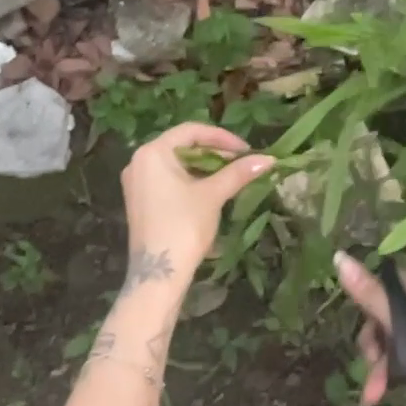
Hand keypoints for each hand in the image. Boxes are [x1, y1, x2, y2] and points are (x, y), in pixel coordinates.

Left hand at [120, 123, 273, 287]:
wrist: (159, 274)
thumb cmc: (183, 226)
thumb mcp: (213, 195)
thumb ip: (238, 173)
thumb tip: (269, 159)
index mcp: (152, 152)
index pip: (191, 131)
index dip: (221, 137)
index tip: (245, 150)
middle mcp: (139, 162)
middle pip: (183, 146)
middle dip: (214, 152)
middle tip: (240, 163)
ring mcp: (137, 183)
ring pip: (176, 164)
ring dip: (204, 167)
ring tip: (230, 176)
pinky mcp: (141, 201)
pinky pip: (168, 180)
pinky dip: (190, 181)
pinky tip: (211, 191)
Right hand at [335, 253, 405, 405]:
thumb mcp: (405, 322)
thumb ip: (370, 293)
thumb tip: (338, 255)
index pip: (384, 284)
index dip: (367, 309)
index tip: (364, 337)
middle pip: (388, 314)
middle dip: (374, 344)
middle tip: (369, 365)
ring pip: (398, 339)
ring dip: (383, 365)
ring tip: (373, 395)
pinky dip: (399, 372)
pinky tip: (387, 393)